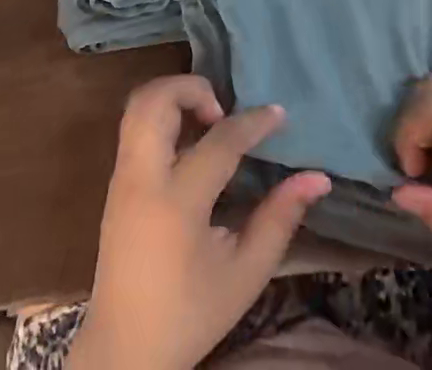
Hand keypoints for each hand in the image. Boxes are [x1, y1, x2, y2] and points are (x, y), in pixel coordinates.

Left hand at [68, 76, 332, 369]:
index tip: (279, 114)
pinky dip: (162, 116)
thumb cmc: (190, 313)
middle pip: (154, 101)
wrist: (124, 349)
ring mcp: (121, 178)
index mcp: (176, 203)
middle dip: (192, 88)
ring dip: (174, 97)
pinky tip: (191, 143)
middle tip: (224, 111)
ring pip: (137, 107)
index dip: (254, 122)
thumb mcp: (246, 273)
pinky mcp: (114, 184)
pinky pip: (134, 128)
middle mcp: (140, 178)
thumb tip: (317, 177)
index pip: (219, 141)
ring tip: (209, 123)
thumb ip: (280, 218)